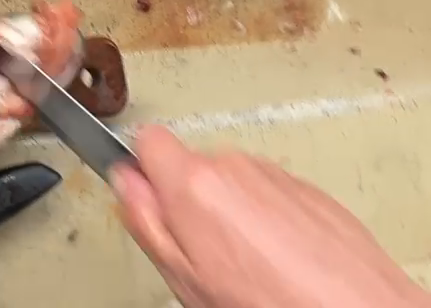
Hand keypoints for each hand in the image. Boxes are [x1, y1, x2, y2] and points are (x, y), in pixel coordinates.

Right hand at [111, 126, 430, 307]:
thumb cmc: (274, 305)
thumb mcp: (185, 279)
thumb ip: (146, 221)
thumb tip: (125, 181)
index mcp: (193, 182)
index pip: (147, 139)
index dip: (146, 171)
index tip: (154, 201)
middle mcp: (230, 163)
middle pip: (191, 165)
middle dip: (192, 201)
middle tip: (208, 255)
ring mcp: (271, 171)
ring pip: (231, 180)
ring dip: (233, 212)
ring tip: (253, 265)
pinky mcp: (305, 186)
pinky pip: (268, 193)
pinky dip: (268, 219)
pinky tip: (283, 262)